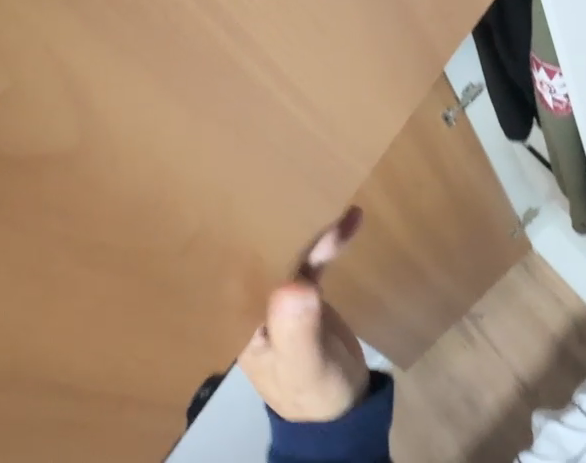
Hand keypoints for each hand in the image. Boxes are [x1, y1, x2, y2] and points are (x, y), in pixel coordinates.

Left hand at [238, 207, 371, 422]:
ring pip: (289, 251)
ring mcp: (281, 296)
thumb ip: (297, 330)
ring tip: (324, 192)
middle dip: (268, 220)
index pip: (233, 273)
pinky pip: (316, 258)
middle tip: (281, 179)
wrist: (343, 405)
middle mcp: (255, 303)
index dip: (235, 239)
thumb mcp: (305, 365)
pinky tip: (352, 217)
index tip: (243, 202)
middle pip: (259, 254)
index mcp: (241, 322)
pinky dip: (332, 239)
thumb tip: (294, 285)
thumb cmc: (314, 390)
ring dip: (306, 225)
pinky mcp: (306, 292)